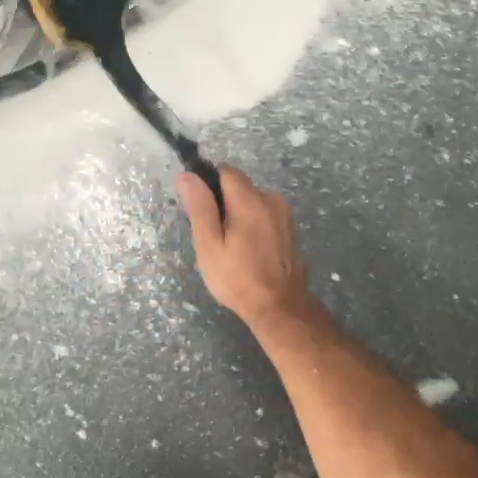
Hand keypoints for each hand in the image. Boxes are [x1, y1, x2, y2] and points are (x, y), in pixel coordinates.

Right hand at [176, 165, 313, 324]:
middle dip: (222, 202)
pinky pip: (264, 215)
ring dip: (238, 214)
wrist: (280, 307)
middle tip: (212, 236)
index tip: (200, 209)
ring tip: (230, 247)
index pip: (225, 171)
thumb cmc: (238, 278)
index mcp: (250, 200)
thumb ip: (199, 207)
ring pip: (252, 201)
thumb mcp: (209, 245)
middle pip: (239, 186)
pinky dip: (253, 224)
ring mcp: (284, 214)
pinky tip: (248, 251)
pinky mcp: (290, 229)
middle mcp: (271, 199)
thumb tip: (187, 175)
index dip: (208, 183)